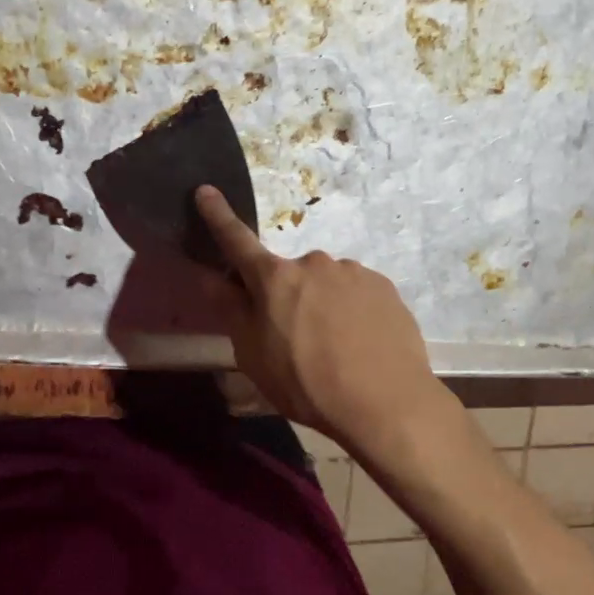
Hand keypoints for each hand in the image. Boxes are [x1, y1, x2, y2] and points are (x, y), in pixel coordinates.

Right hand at [193, 185, 448, 446]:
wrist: (387, 404)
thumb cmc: (306, 384)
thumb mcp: (252, 355)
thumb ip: (230, 309)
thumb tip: (210, 276)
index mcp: (273, 278)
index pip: (236, 239)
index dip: (217, 215)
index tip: (205, 190)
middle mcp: (312, 262)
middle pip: (287, 274)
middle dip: (286, 295)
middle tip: (295, 338)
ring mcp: (352, 272)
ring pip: (325, 283)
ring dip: (322, 303)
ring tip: (335, 347)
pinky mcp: (384, 287)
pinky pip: (356, 293)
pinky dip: (352, 311)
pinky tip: (360, 343)